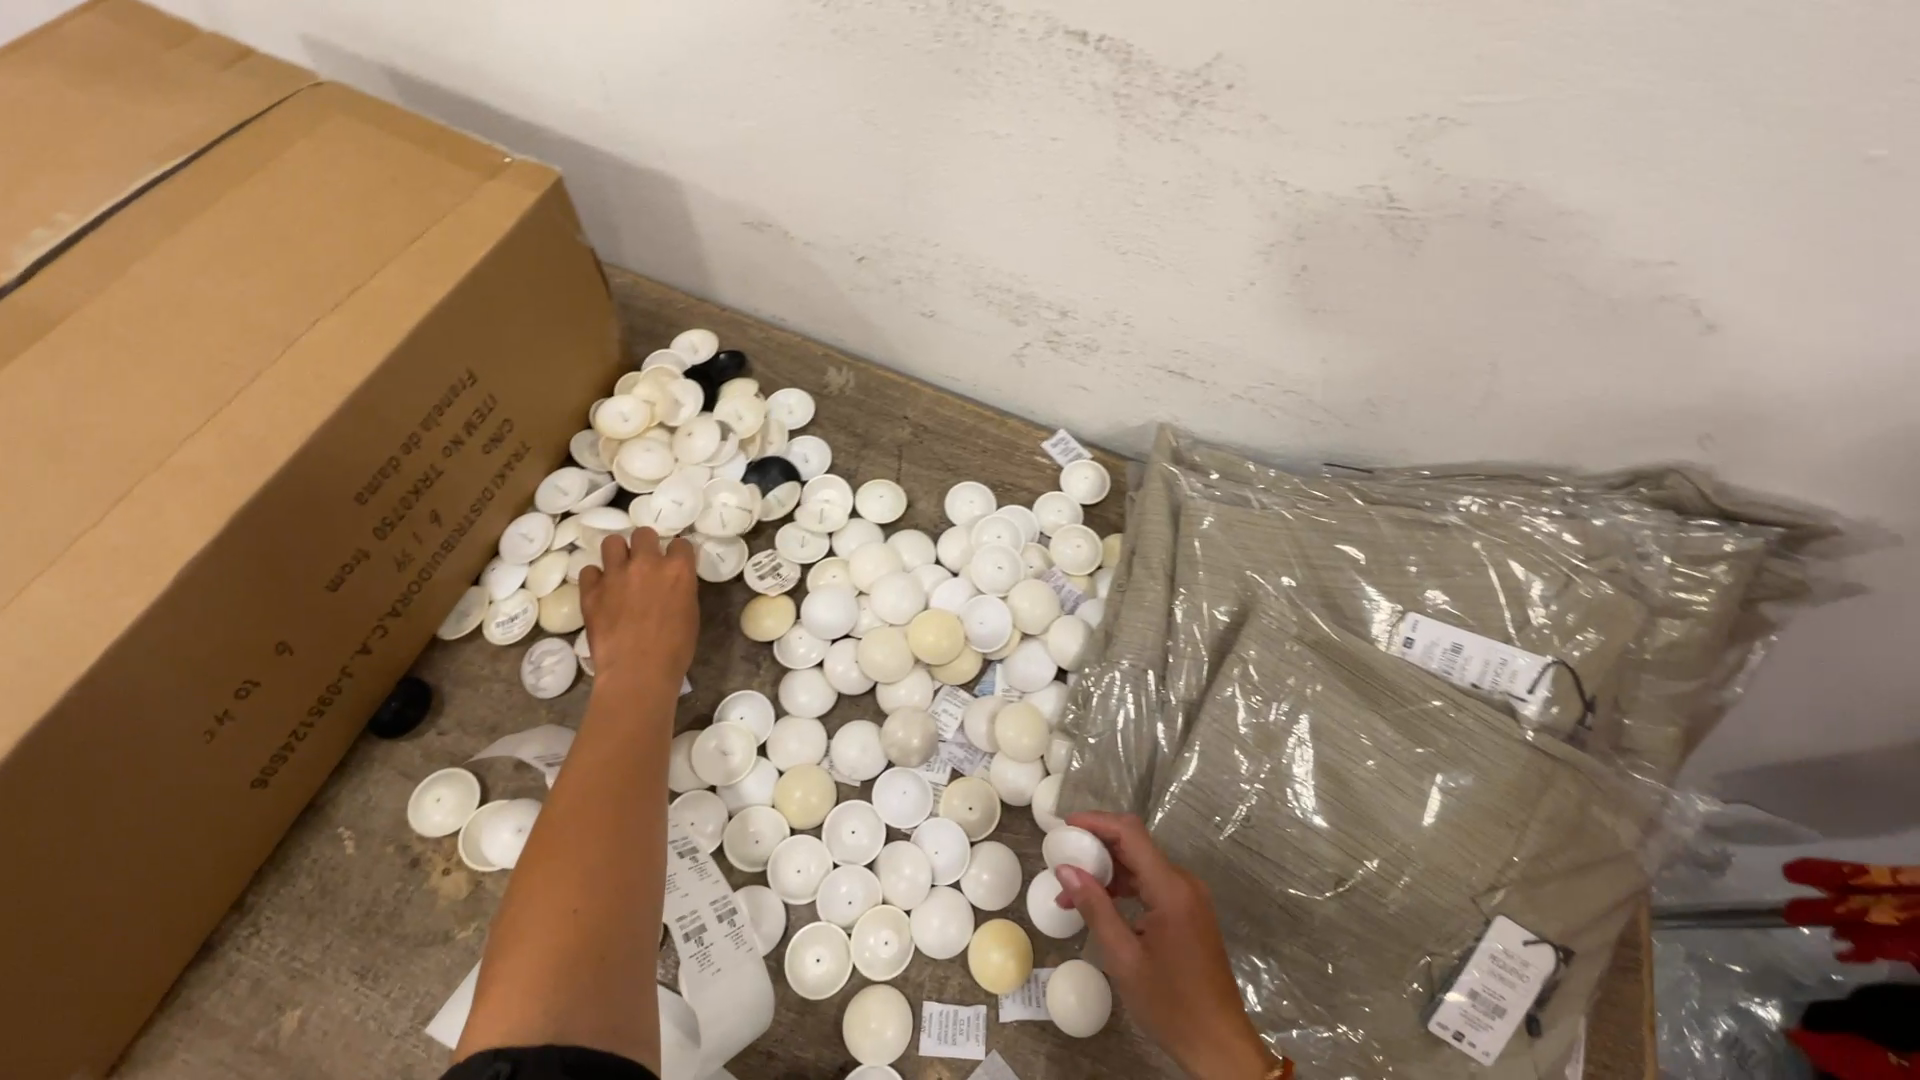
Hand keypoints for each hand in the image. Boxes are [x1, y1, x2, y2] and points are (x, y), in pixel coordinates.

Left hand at [578, 528, 699, 691]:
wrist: (638, 671)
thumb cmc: (674, 649)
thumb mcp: (690, 613)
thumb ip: (680, 589)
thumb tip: (671, 584)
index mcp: (678, 570)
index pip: (680, 544)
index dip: (677, 553)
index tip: (674, 563)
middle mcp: (646, 563)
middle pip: (643, 533)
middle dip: (645, 545)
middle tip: (644, 563)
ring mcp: (615, 575)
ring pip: (612, 542)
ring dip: (618, 553)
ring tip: (619, 570)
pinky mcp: (591, 590)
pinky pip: (589, 571)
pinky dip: (596, 579)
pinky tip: (601, 591)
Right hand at [1055, 812, 1278, 1079]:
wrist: (1218, 1043)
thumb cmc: (1170, 1004)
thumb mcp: (1123, 957)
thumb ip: (1095, 907)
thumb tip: (1065, 870)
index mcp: (1171, 889)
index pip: (1130, 834)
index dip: (1096, 822)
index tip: (1063, 826)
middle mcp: (1184, 883)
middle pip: (1136, 845)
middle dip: (1096, 847)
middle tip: (1061, 859)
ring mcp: (1190, 898)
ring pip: (1142, 865)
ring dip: (1108, 872)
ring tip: (1071, 892)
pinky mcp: (1189, 912)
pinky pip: (1152, 885)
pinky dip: (1125, 888)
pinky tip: (1100, 905)